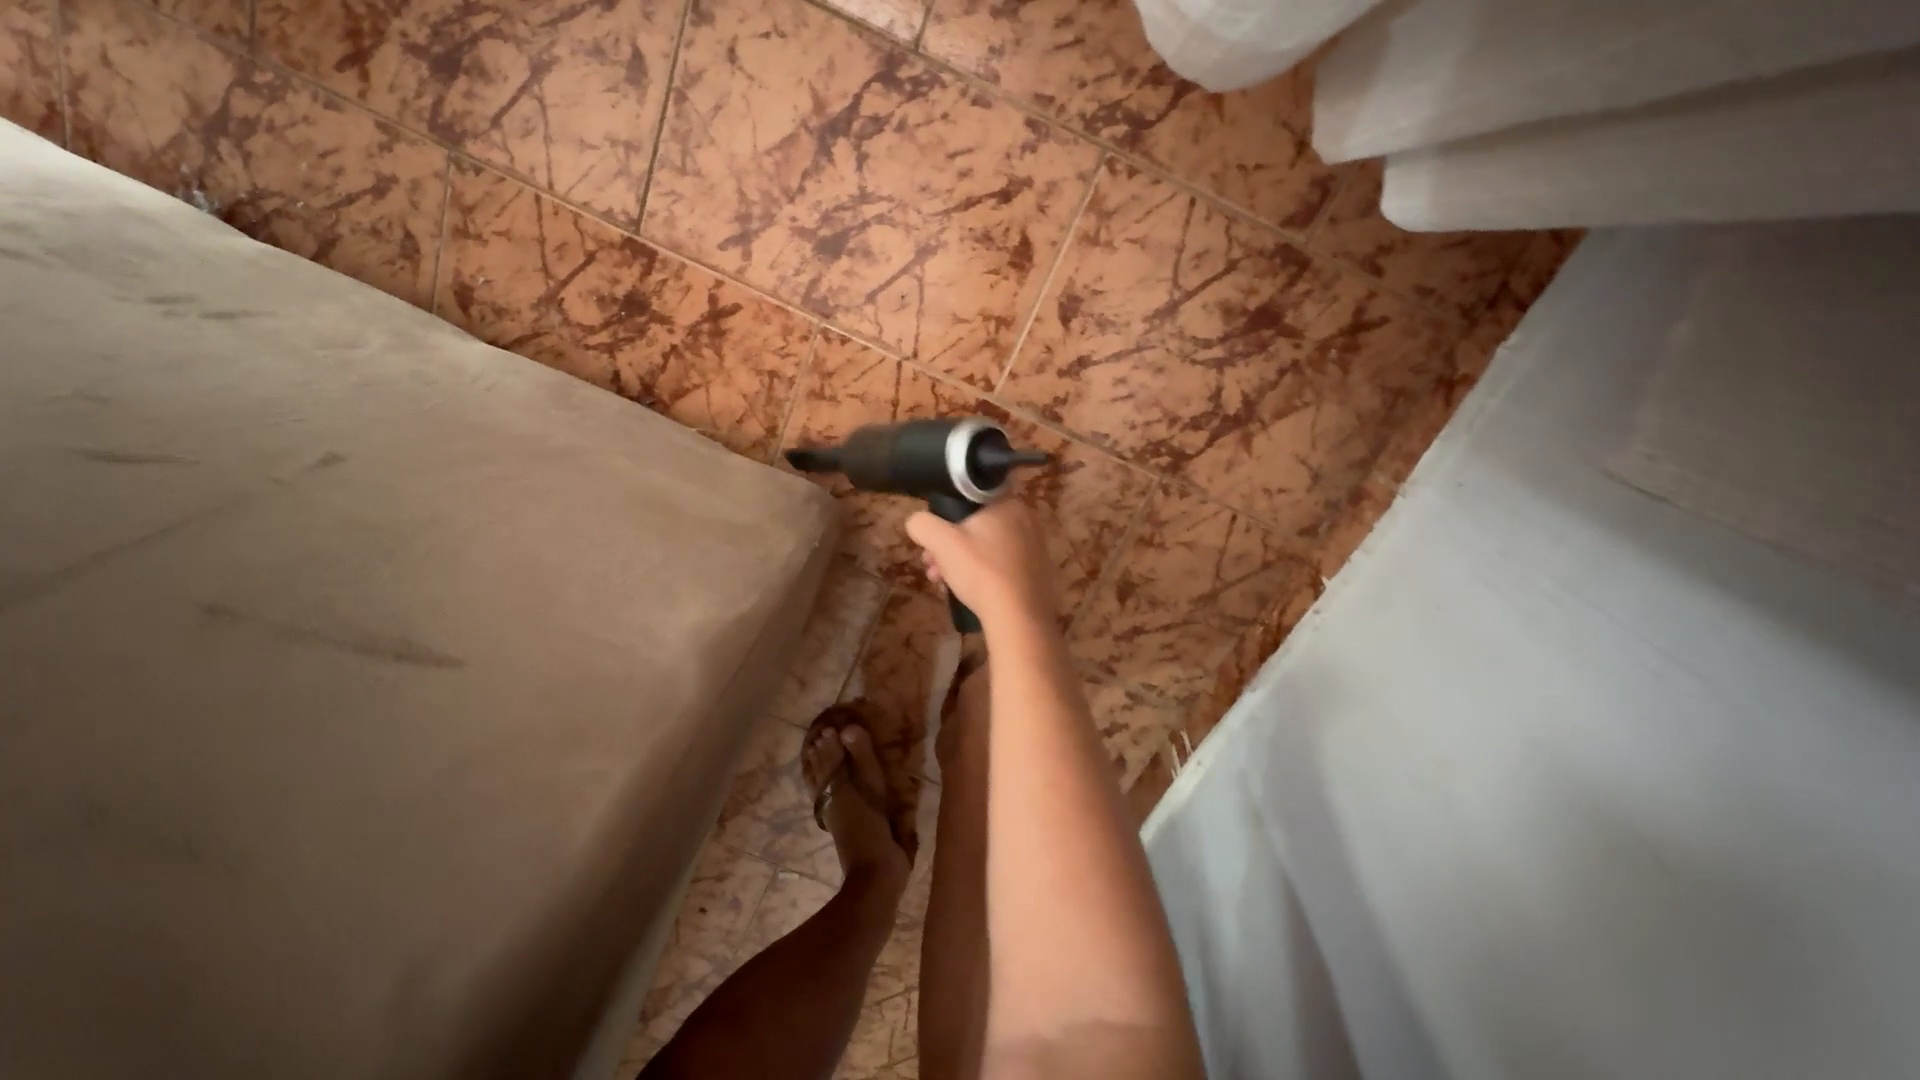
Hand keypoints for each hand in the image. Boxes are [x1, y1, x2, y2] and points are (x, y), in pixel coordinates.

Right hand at [906, 499, 1056, 631]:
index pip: (966, 499)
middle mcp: (1025, 519)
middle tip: (932, 566)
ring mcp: (1034, 545)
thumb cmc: (981, 572)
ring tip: (943, 582)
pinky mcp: (1037, 570)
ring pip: (986, 546)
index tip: (930, 541)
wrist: (1019, 617)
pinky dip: (983, 572)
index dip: (943, 518)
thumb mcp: (942, 543)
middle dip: (948, 545)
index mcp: (1006, 503)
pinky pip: (1001, 563)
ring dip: (960, 561)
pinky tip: (967, 591)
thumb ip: (923, 524)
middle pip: (975, 525)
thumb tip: (917, 522)